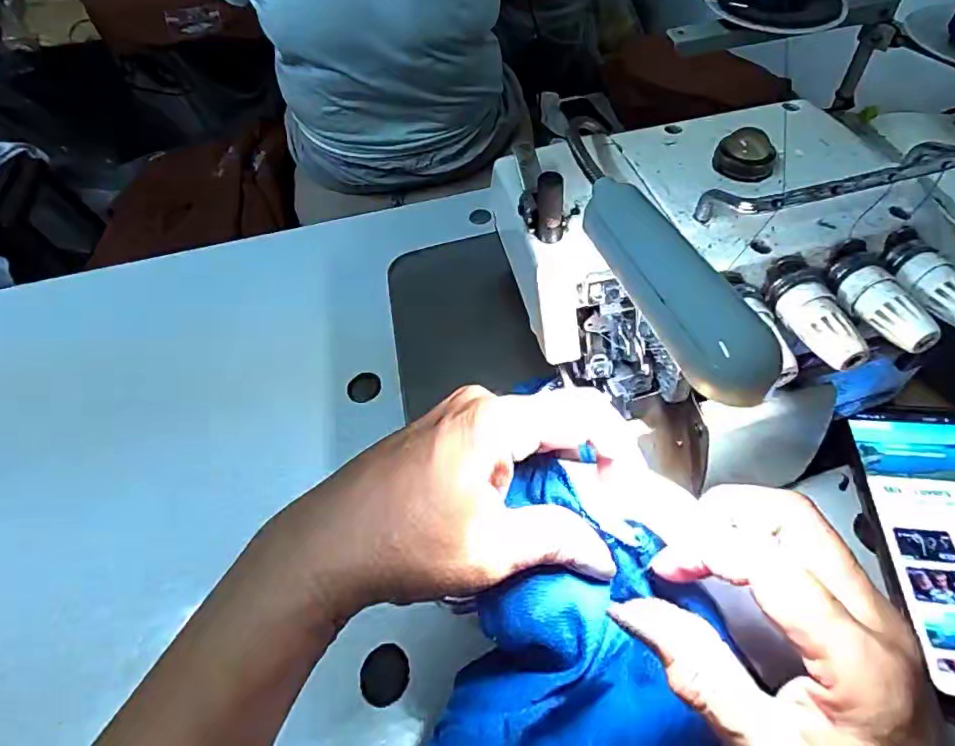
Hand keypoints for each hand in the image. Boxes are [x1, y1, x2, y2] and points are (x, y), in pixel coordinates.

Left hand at [262, 384, 656, 625]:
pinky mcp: (448, 430)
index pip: (584, 414)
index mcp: (495, 419)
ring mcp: (460, 413)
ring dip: (554, 472)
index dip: (617, 453)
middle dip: (587, 467)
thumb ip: (557, 539)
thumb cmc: (399, 541)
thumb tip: (599, 549)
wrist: (329, 541)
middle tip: (598, 518)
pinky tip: (518, 510)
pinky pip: (504, 439)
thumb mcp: (490, 550)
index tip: (625, 496)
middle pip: (559, 421)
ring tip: (557, 523)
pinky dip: (525, 470)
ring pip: (532, 432)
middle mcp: (480, 403)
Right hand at [610, 486, 937, 745]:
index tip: (666, 564)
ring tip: (702, 553)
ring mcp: (879, 611)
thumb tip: (640, 612)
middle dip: (727, 516)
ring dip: (743, 523)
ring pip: (803, 522)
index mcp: (862, 662)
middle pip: (795, 518)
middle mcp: (880, 622)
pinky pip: (810, 546)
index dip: (708, 548)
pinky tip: (732, 568)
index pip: (774, 564)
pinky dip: (761, 541)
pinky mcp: (868, 611)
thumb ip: (701, 674)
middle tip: (682, 545)